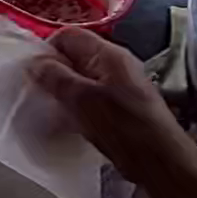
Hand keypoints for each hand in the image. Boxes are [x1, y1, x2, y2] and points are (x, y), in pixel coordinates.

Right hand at [28, 27, 196, 185]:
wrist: (162, 161)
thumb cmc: (123, 128)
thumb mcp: (82, 100)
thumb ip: (56, 77)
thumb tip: (34, 61)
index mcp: (107, 54)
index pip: (68, 35)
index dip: (47, 50)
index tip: (34, 74)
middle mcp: (115, 63)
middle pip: (74, 56)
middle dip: (54, 72)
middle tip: (40, 95)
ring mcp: (120, 84)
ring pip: (81, 77)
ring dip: (64, 92)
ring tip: (52, 111)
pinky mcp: (122, 105)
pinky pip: (91, 96)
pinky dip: (77, 105)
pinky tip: (69, 123)